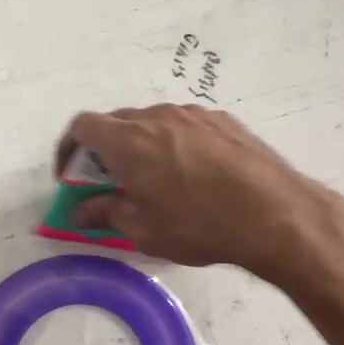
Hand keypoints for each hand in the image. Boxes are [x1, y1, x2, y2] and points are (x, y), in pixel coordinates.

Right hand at [59, 104, 343, 295]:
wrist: (274, 214)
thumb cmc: (199, 226)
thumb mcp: (143, 230)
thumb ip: (105, 213)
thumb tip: (80, 210)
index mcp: (129, 141)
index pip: (82, 126)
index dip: (69, 149)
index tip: (71, 176)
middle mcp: (157, 116)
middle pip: (115, 122)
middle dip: (102, 151)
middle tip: (108, 184)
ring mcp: (193, 114)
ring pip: (151, 123)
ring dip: (139, 146)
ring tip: (151, 182)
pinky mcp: (222, 121)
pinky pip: (182, 127)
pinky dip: (171, 145)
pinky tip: (189, 176)